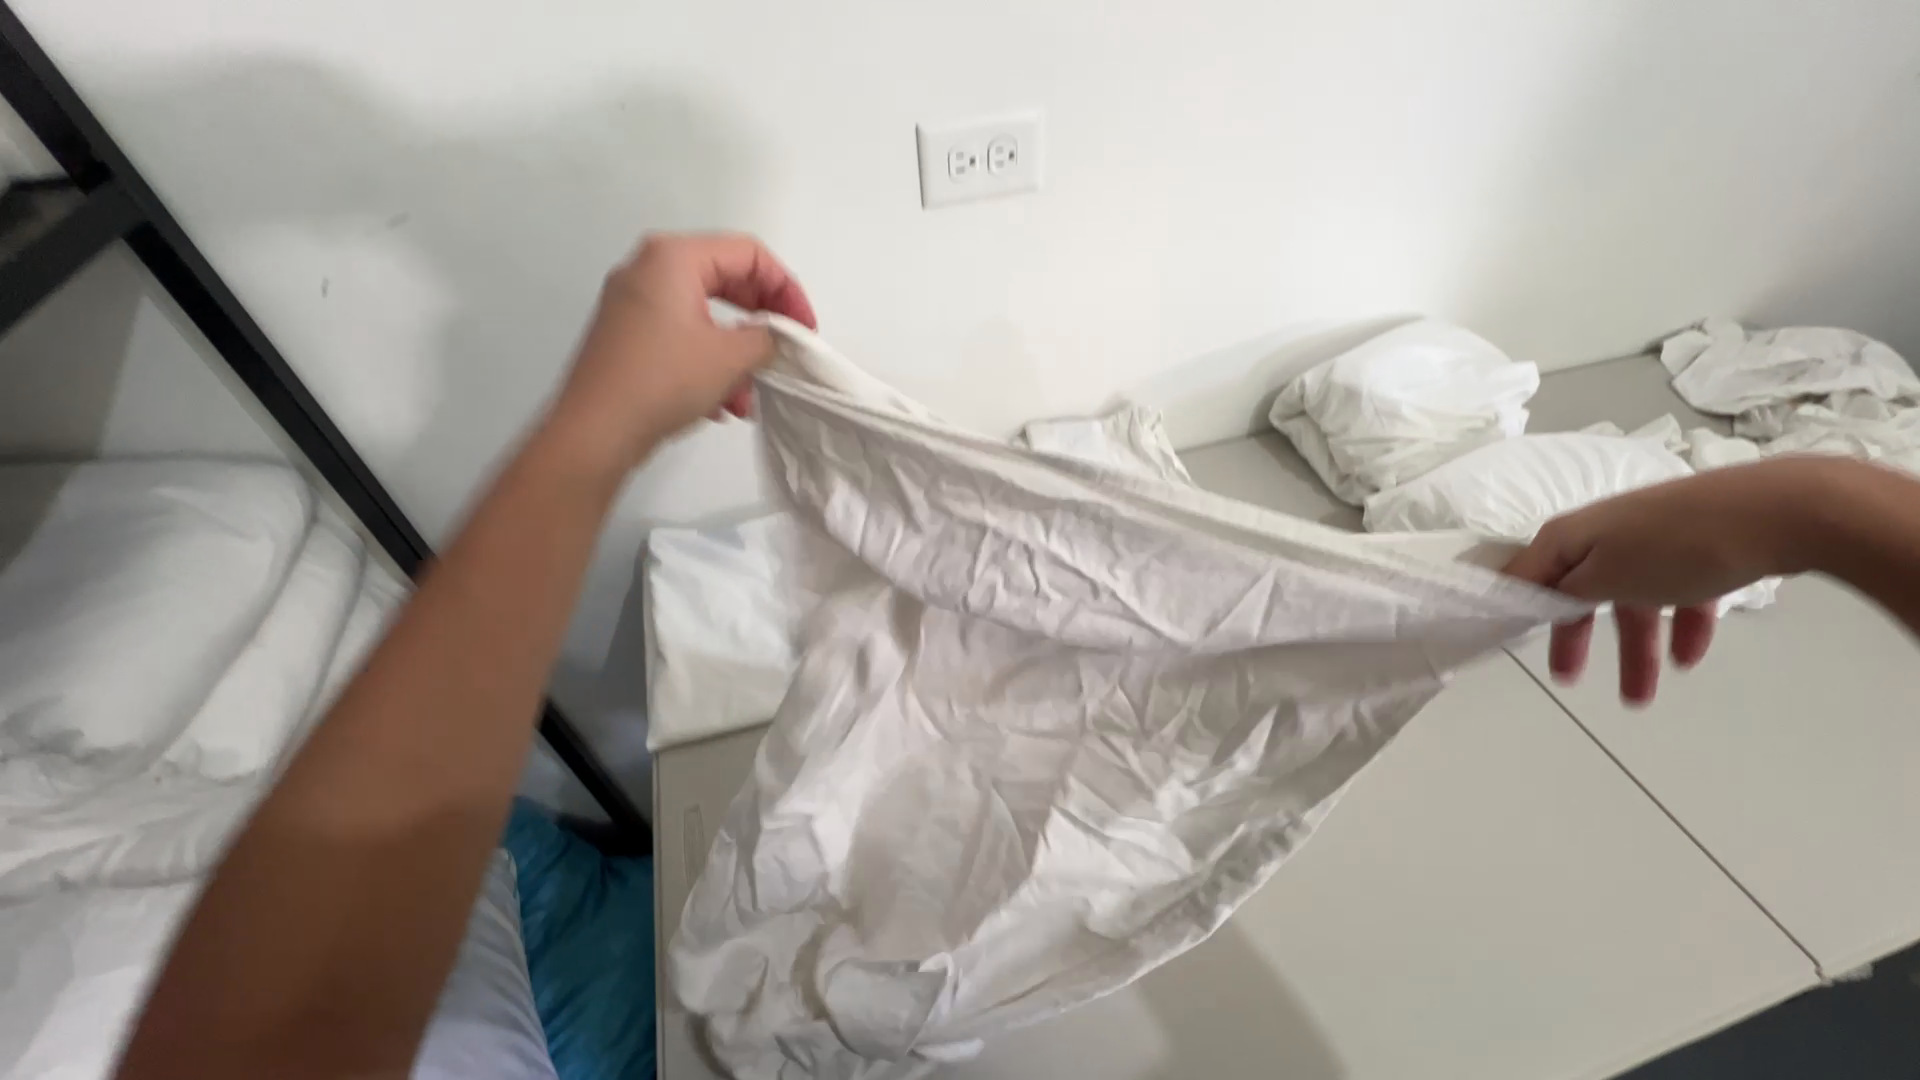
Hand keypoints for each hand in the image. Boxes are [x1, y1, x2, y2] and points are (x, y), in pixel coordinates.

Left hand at [545, 232, 816, 472]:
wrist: (594, 430)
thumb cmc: (664, 381)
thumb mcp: (730, 358)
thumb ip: (765, 338)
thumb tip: (772, 335)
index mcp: (674, 257)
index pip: (749, 254)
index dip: (787, 290)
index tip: (804, 330)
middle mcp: (649, 268)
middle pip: (727, 280)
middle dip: (762, 321)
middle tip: (785, 352)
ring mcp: (633, 302)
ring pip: (706, 315)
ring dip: (736, 353)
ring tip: (749, 395)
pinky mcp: (626, 334)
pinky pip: (682, 335)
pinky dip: (708, 362)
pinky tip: (721, 404)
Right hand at [1500, 458, 1827, 704]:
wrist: (1780, 510)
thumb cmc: (1672, 547)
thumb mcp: (1603, 577)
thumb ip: (1565, 591)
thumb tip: (1541, 597)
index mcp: (1566, 538)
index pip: (1524, 577)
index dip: (1511, 608)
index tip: (1502, 641)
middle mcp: (1599, 536)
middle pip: (1578, 595)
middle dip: (1576, 639)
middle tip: (1569, 680)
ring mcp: (1648, 539)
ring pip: (1630, 601)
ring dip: (1635, 649)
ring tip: (1640, 698)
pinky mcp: (1695, 546)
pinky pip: (1676, 592)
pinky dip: (1679, 625)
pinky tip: (1690, 658)